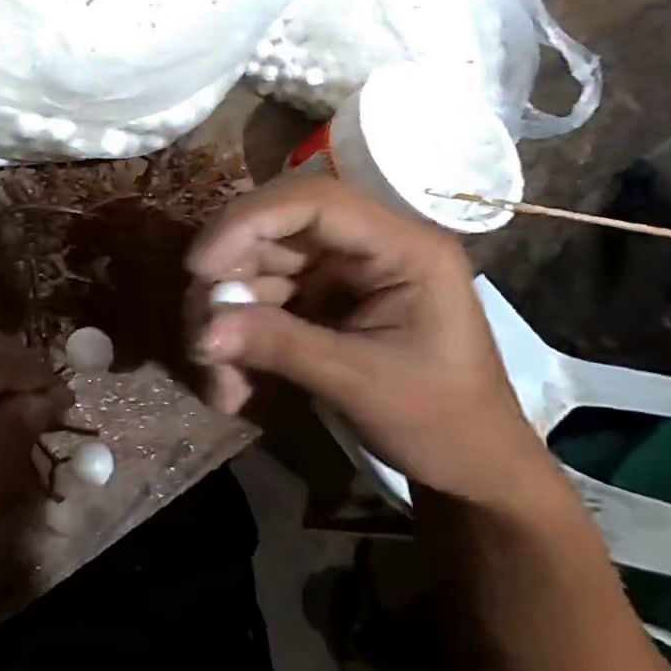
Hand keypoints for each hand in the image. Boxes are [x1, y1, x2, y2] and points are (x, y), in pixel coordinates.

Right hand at [188, 175, 563, 510]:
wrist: (470, 468)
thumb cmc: (441, 422)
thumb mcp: (361, 383)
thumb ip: (281, 347)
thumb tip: (202, 333)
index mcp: (403, 248)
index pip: (314, 202)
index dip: (247, 222)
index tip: (199, 267)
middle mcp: (365, 248)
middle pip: (272, 233)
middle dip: (227, 282)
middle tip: (202, 337)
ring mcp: (338, 275)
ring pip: (255, 271)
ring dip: (226, 321)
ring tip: (220, 382)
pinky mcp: (319, 302)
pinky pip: (260, 304)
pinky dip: (238, 341)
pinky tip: (232, 387)